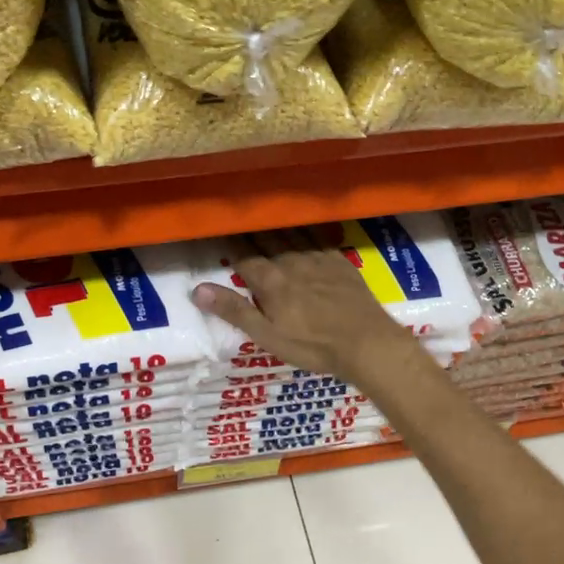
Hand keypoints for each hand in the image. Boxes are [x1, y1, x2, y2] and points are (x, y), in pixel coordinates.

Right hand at [191, 230, 424, 390]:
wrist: (367, 342)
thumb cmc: (312, 346)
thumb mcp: (267, 336)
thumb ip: (234, 310)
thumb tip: (197, 289)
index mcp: (270, 280)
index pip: (243, 257)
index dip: (230, 245)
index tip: (219, 232)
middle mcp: (292, 262)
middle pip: (266, 241)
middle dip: (250, 231)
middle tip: (238, 220)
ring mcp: (318, 259)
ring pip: (292, 234)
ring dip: (275, 226)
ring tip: (265, 216)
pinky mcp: (340, 262)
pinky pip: (318, 237)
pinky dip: (305, 228)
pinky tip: (303, 226)